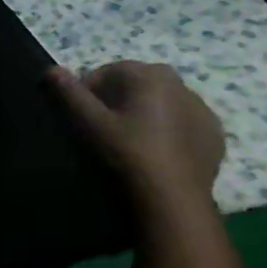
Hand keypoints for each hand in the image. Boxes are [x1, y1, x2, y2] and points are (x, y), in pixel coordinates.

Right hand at [50, 61, 226, 202]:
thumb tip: (51, 69)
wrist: (172, 198)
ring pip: (162, 102)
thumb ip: (68, 92)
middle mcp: (182, 85)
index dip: (88, 90)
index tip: (81, 114)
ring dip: (143, 112)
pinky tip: (154, 151)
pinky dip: (166, 128)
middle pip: (137, 83)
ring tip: (129, 140)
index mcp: (151, 75)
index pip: (109, 71)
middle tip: (103, 126)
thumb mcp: (88, 121)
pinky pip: (182, 122)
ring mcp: (203, 110)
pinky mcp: (215, 134)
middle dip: (117, 98)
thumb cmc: (125, 152)